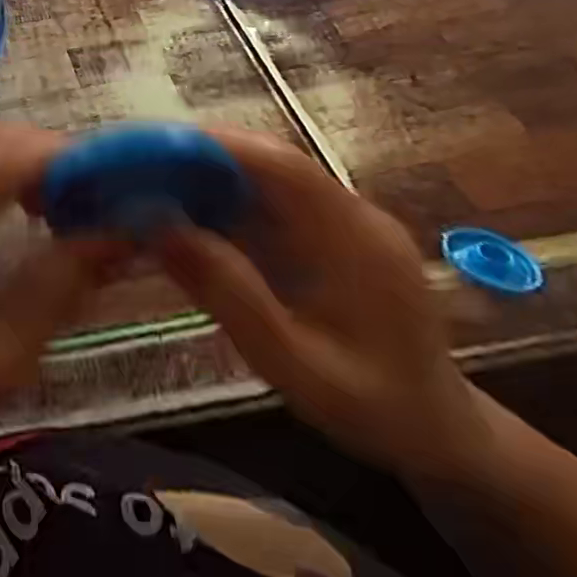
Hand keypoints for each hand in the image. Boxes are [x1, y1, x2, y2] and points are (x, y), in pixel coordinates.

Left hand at [0, 122, 120, 462]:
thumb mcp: (7, 350)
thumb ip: (62, 285)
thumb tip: (118, 234)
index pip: (0, 158)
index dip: (57, 155)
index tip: (104, 177)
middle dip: (46, 150)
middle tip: (89, 188)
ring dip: (26, 155)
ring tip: (62, 199)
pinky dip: (5, 167)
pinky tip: (27, 206)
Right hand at [157, 128, 490, 480]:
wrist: (436, 429)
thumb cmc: (371, 406)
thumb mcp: (295, 365)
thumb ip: (232, 297)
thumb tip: (163, 231)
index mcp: (356, 241)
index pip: (286, 168)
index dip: (221, 148)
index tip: (159, 147)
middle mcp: (352, 216)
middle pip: (272, 164)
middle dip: (203, 157)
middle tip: (139, 164)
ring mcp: (342, 223)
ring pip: (268, 180)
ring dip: (210, 177)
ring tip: (150, 184)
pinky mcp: (328, 236)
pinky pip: (272, 205)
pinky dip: (226, 203)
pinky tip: (188, 216)